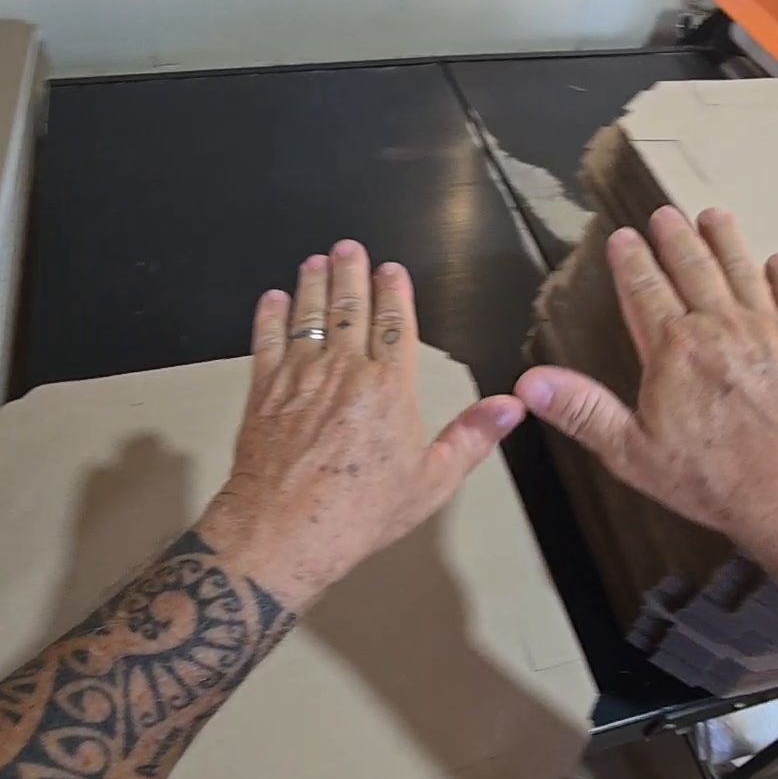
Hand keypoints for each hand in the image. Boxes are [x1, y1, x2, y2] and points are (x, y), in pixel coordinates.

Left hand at [199, 240, 525, 604]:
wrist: (284, 532)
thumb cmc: (363, 511)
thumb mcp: (431, 483)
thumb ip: (471, 438)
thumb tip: (514, 405)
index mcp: (389, 388)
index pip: (394, 325)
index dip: (393, 292)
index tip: (390, 268)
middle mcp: (345, 370)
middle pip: (350, 309)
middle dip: (351, 273)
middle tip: (348, 246)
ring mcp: (300, 377)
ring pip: (309, 316)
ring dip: (313, 284)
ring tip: (316, 261)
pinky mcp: (263, 391)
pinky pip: (267, 342)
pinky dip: (270, 317)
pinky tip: (273, 300)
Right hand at [517, 206, 777, 587]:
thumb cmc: (715, 479)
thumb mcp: (633, 452)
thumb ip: (582, 410)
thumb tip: (530, 384)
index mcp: (674, 350)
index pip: (644, 290)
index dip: (631, 261)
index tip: (623, 237)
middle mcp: (720, 328)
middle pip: (692, 269)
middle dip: (675, 238)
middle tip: (666, 214)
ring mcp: (767, 332)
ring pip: (740, 270)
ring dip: (725, 240)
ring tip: (714, 216)